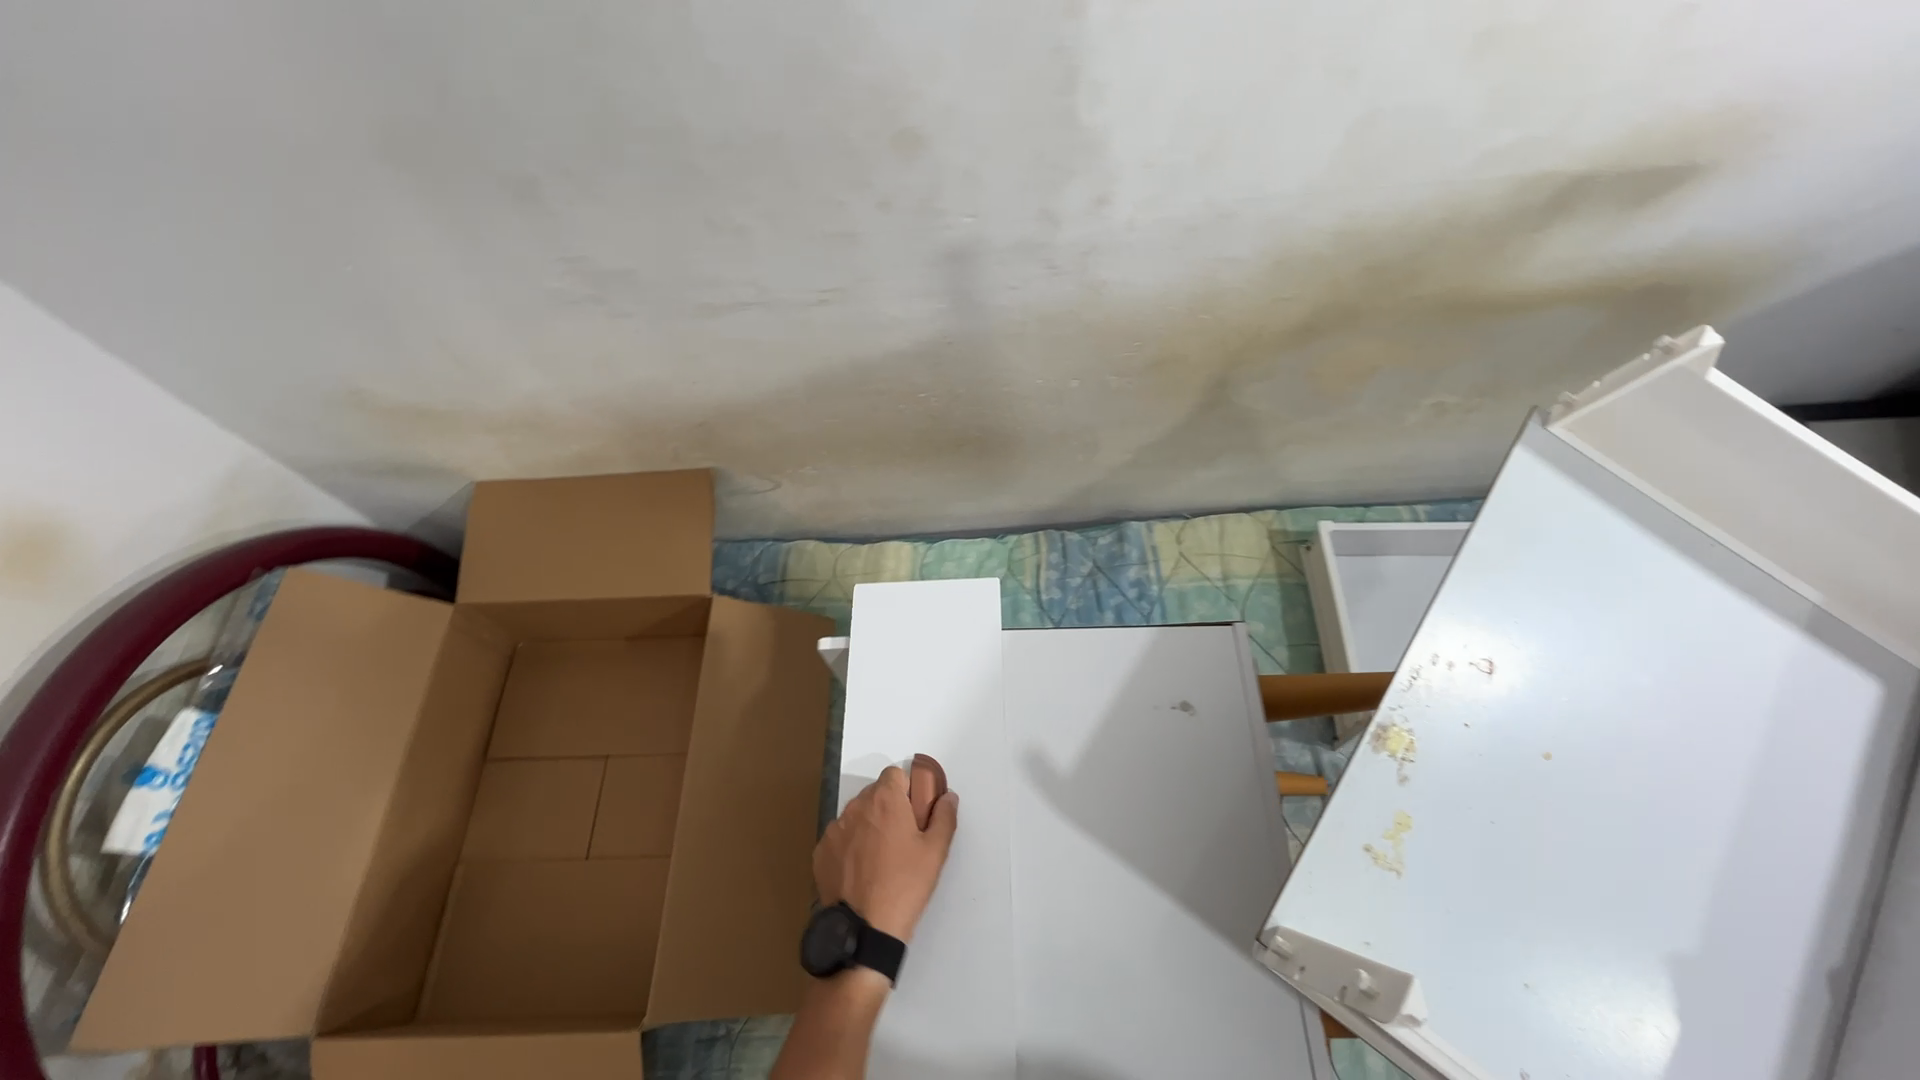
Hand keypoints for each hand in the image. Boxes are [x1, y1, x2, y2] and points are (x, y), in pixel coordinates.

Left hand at [815, 755, 958, 942]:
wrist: (865, 929)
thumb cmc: (905, 885)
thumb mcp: (935, 852)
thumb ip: (944, 817)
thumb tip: (947, 796)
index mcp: (885, 800)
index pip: (895, 774)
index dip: (907, 789)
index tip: (915, 812)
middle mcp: (855, 807)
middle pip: (874, 794)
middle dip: (888, 807)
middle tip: (902, 838)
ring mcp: (834, 830)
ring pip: (856, 816)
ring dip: (868, 825)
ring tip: (880, 858)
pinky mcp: (820, 852)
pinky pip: (839, 838)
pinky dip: (849, 846)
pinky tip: (860, 871)